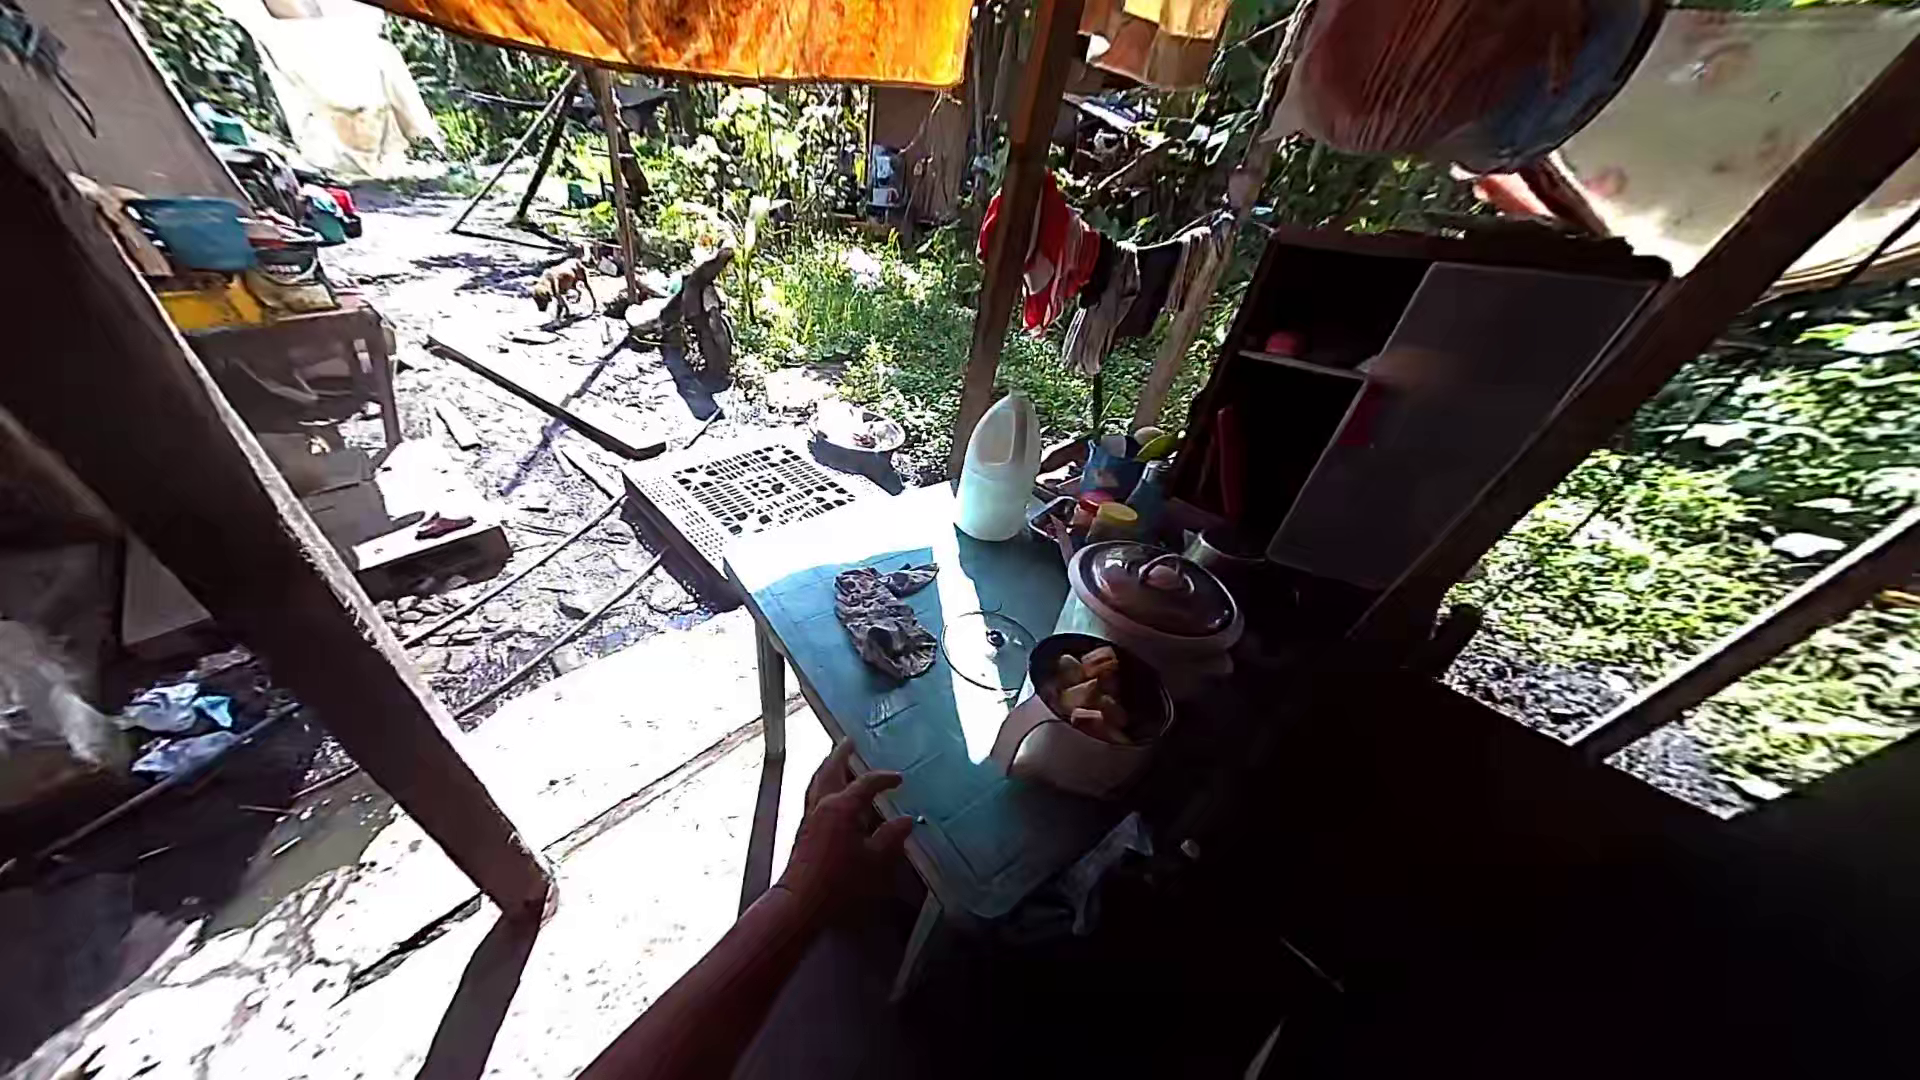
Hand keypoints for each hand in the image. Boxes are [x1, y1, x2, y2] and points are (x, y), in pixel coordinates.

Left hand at [777, 740, 913, 918]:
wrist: (801, 901)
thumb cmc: (839, 881)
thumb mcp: (873, 860)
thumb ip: (890, 837)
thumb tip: (906, 821)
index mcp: (842, 806)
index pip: (866, 783)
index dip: (884, 779)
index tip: (898, 780)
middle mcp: (824, 803)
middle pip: (831, 769)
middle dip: (842, 754)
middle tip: (850, 741)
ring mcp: (811, 814)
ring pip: (818, 779)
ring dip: (829, 765)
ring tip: (836, 757)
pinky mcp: (804, 827)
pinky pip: (813, 792)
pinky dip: (822, 782)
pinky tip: (827, 789)